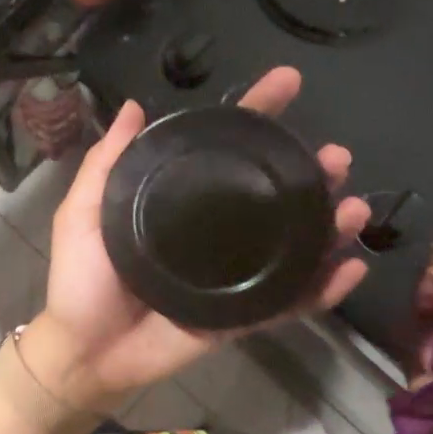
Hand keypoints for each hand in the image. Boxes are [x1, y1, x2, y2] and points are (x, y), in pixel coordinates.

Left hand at [29, 67, 371, 412]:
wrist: (85, 352)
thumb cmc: (81, 282)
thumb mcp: (83, 214)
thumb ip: (106, 164)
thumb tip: (134, 106)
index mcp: (180, 202)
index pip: (223, 149)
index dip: (255, 114)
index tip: (287, 81)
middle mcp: (214, 232)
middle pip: (271, 193)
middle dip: (310, 171)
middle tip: (335, 158)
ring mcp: (233, 275)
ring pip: (292, 244)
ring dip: (329, 224)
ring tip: (352, 209)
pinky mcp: (241, 317)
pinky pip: (290, 302)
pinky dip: (324, 288)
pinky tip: (351, 267)